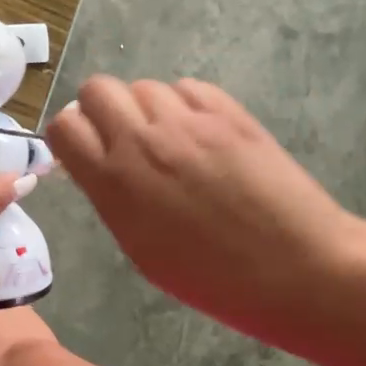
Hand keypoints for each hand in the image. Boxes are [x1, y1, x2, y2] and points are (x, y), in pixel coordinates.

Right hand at [46, 77, 351, 335]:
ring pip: (144, 86)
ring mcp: (188, 123)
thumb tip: (101, 166)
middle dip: (100, 110)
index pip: (64, 126)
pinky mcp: (229, 114)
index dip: (70, 136)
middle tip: (121, 137)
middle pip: (96, 90)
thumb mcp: (139, 247)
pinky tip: (200, 132)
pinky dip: (185, 103)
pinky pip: (188, 88)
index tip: (84, 151)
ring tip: (169, 137)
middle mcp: (142, 142)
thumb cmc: (213, 279)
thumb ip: (112, 196)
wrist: (300, 271)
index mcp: (113, 182)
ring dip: (146, 107)